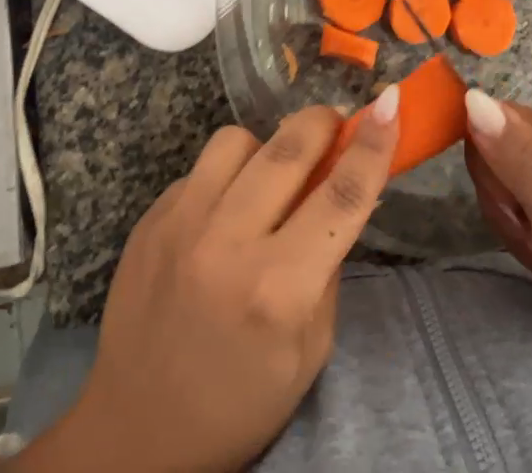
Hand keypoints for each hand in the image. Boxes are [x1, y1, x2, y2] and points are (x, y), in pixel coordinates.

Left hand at [25, 91, 401, 472]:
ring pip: (236, 141)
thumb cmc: (241, 402)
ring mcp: (179, 224)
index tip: (391, 103)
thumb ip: (329, 266)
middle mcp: (227, 242)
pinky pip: (199, 169)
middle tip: (336, 127)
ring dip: (268, 146)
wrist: (140, 427)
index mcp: (279, 286)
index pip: (342, 195)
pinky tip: (226, 211)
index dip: (374, 144)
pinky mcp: (148, 219)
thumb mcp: (310, 348)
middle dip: (323, 122)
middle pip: (289, 148)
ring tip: (273, 177)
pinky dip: (224, 176)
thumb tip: (345, 197)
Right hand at [462, 89, 531, 358]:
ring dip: (516, 222)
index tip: (516, 214)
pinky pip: (526, 199)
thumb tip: (472, 97)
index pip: (484, 125)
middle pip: (493, 152)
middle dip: (503, 203)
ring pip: (504, 180)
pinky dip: (530, 230)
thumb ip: (520, 160)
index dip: (489, 175)